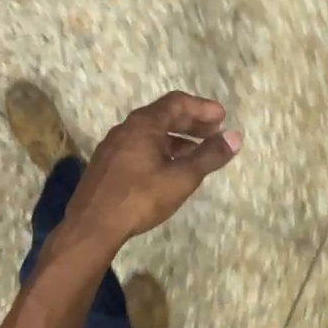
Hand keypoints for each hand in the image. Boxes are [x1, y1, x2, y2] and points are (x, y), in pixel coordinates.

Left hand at [62, 92, 240, 249]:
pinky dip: (159, 150)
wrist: (92, 225)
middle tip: (215, 134)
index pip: (177, 103)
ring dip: (176, 139)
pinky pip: (138, 147)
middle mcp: (125, 128)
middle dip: (191, 123)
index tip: (222, 118)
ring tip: (197, 153)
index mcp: (143, 124)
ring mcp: (112, 146)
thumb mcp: (181, 177)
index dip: (202, 108)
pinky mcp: (106, 165)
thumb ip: (209, 156)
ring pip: (150, 134)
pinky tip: (168, 169)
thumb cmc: (140, 197)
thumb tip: (235, 137)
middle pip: (163, 116)